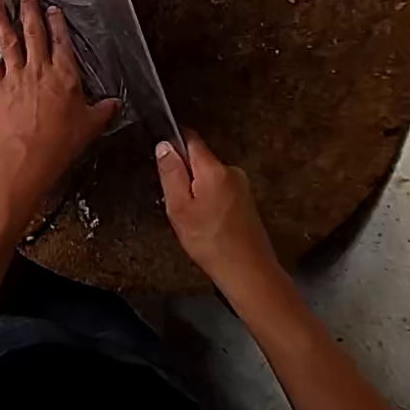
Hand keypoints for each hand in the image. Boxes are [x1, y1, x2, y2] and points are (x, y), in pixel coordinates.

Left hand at [0, 0, 119, 206]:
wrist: (31, 155)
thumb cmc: (62, 141)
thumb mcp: (91, 124)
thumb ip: (104, 110)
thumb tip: (115, 104)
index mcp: (65, 74)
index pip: (62, 41)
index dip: (58, 23)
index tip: (53, 9)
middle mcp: (40, 68)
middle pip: (34, 33)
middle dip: (30, 12)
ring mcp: (17, 76)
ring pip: (9, 40)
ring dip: (2, 20)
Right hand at [156, 131, 280, 286]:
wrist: (248, 271)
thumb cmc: (213, 244)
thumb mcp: (179, 207)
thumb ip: (170, 173)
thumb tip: (164, 145)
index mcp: (214, 170)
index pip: (190, 138)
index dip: (172, 142)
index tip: (161, 157)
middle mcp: (231, 172)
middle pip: (198, 159)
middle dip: (182, 174)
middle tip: (176, 202)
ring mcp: (241, 186)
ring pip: (207, 177)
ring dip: (195, 191)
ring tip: (192, 218)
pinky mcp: (244, 200)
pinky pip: (218, 190)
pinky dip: (207, 201)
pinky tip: (205, 224)